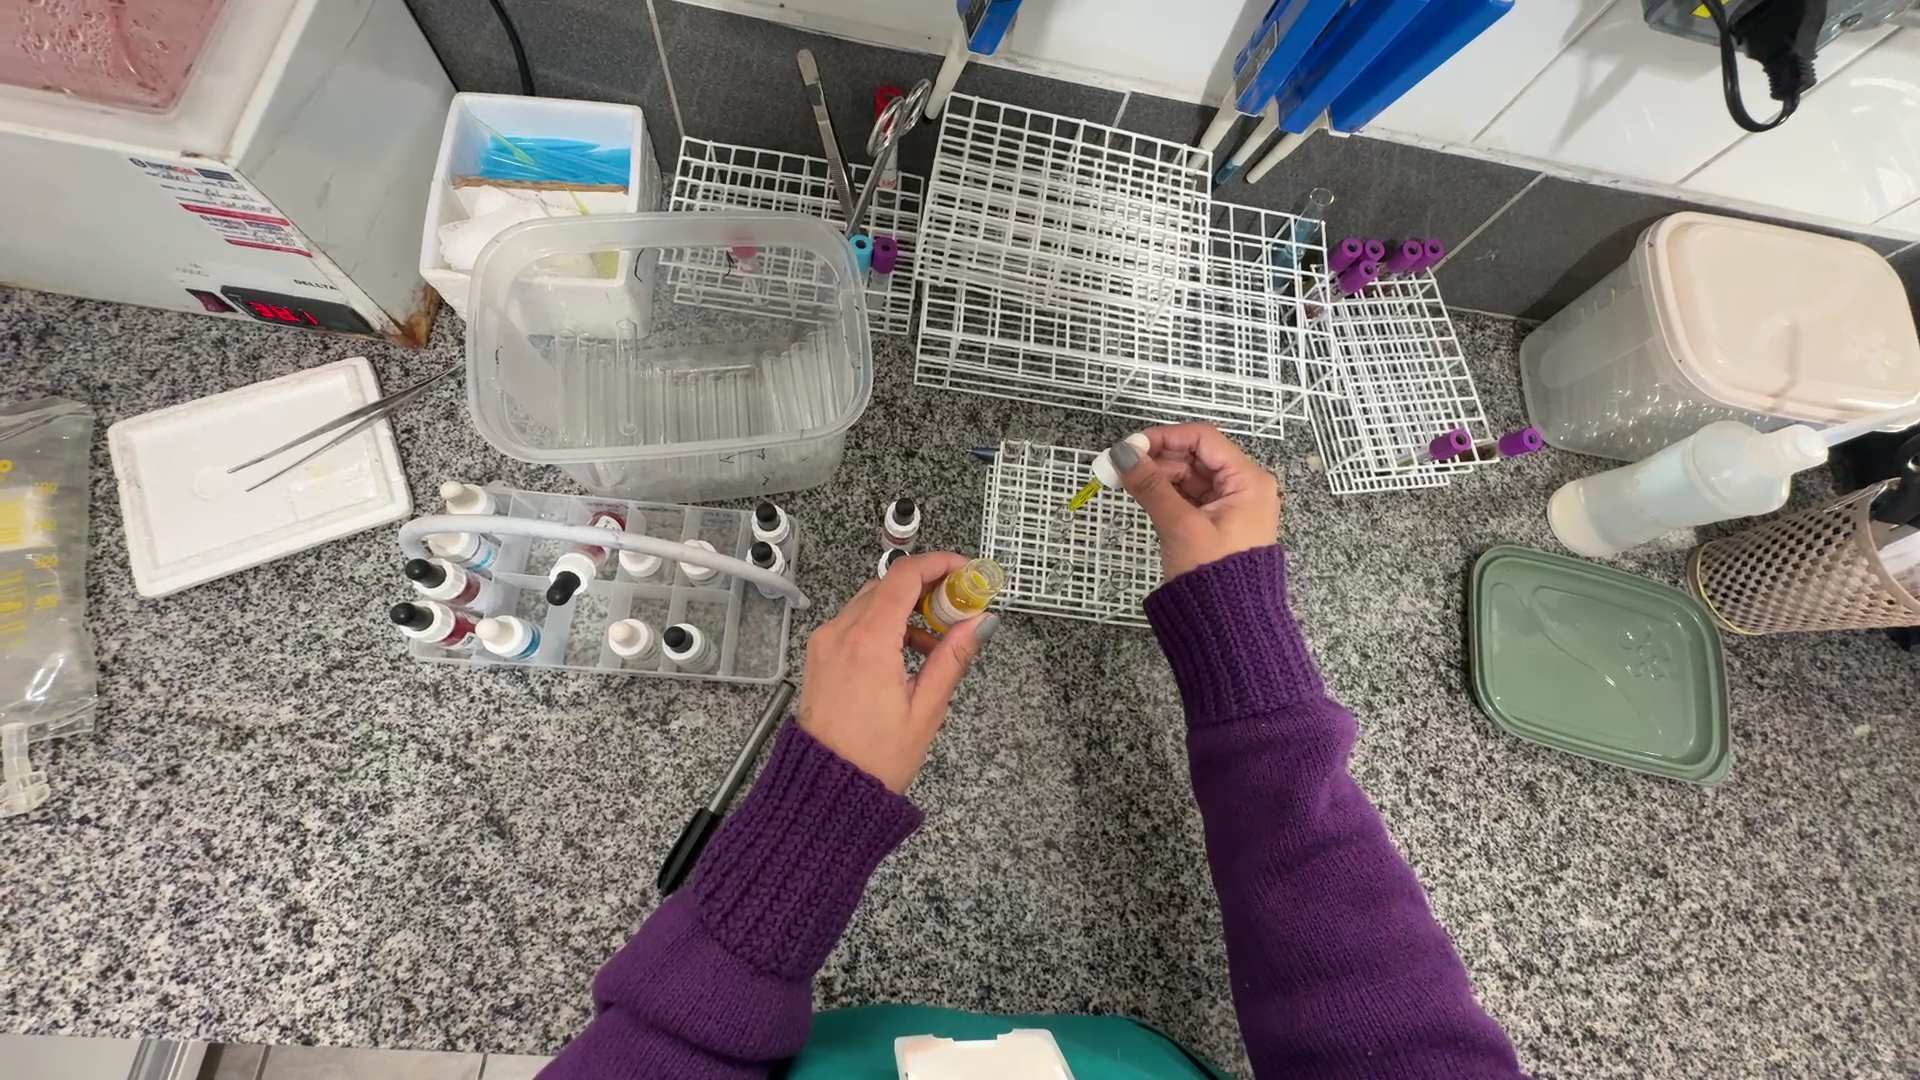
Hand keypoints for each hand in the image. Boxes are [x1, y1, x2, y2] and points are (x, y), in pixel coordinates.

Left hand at [797, 552, 997, 793]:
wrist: (824, 795)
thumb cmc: (873, 760)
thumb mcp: (927, 710)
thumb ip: (953, 657)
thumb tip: (979, 623)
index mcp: (867, 642)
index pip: (904, 576)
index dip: (938, 564)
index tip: (964, 570)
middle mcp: (840, 634)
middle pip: (887, 584)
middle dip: (927, 587)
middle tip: (959, 605)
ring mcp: (825, 643)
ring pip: (870, 601)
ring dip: (905, 607)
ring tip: (937, 638)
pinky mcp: (820, 656)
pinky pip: (855, 623)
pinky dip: (883, 625)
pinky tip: (907, 651)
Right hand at [1109, 423, 1281, 578]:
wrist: (1228, 624)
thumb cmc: (1213, 574)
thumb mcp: (1180, 525)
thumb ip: (1150, 485)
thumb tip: (1123, 454)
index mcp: (1248, 480)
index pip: (1204, 439)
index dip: (1166, 436)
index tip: (1131, 445)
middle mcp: (1244, 487)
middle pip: (1196, 456)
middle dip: (1159, 457)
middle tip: (1122, 464)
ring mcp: (1231, 505)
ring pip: (1190, 476)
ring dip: (1159, 475)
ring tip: (1128, 481)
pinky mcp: (1217, 521)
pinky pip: (1189, 496)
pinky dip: (1166, 492)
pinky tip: (1144, 494)